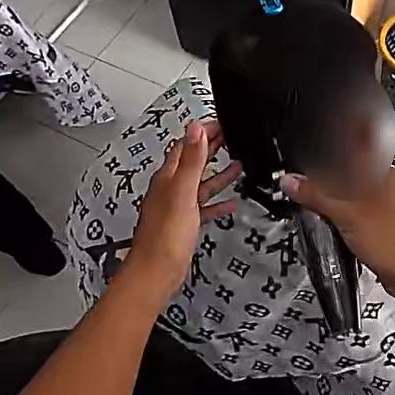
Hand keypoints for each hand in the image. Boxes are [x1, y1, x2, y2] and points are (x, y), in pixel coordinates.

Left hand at [124, 120, 240, 299]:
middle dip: (212, 147)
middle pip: (194, 161)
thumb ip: (192, 160)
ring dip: (218, 173)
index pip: (186, 145)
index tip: (221, 123)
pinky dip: (217, 201)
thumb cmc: (164, 237)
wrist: (156, 271)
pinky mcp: (185, 224)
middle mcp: (171, 189)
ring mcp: (178, 206)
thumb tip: (195, 129)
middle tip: (230, 136)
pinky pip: (204, 207)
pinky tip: (230, 202)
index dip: (203, 132)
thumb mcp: (183, 192)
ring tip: (237, 164)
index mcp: (168, 178)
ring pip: (201, 183)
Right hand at [279, 167, 394, 301]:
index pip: (351, 154)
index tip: (306, 171)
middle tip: (310, 194)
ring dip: (339, 204)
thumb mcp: (345, 215)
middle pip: (352, 176)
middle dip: (329, 185)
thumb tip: (291, 181)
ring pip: (357, 197)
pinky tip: (342, 230)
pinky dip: (349, 220)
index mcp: (386, 173)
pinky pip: (363, 215)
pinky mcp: (390, 226)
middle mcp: (392, 186)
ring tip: (324, 214)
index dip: (326, 161)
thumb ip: (316, 195)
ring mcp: (393, 207)